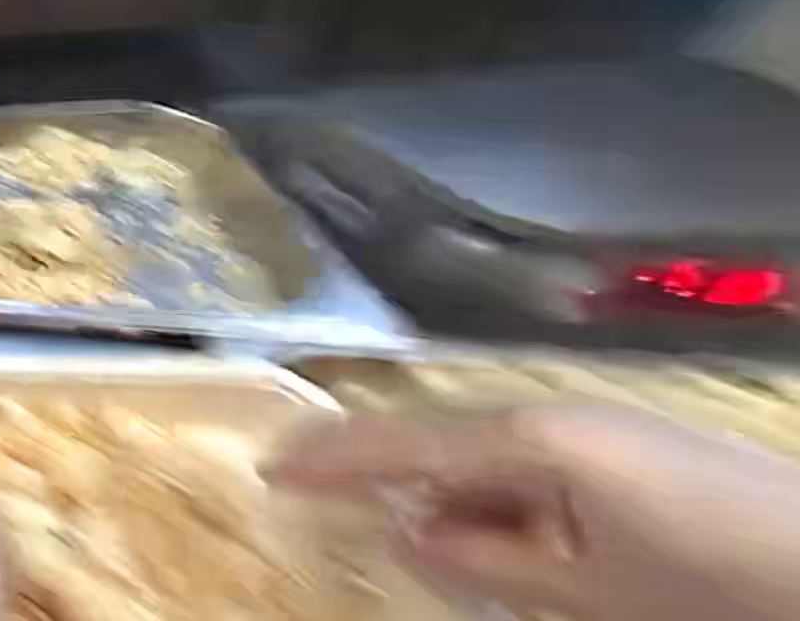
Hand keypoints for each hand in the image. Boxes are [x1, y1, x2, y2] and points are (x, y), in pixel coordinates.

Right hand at [266, 405, 799, 620]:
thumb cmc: (739, 595)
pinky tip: (512, 538)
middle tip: (334, 499)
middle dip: (388, 475)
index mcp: (532, 437)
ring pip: (485, 456)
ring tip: (437, 542)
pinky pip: (534, 466)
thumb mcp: (603, 598)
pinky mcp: (630, 446)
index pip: (399, 441)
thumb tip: (398, 534)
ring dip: (453, 497)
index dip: (330, 455)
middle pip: (435, 438)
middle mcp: (547, 413)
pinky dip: (505, 500)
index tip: (273, 468)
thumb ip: (488, 564)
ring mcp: (593, 425)